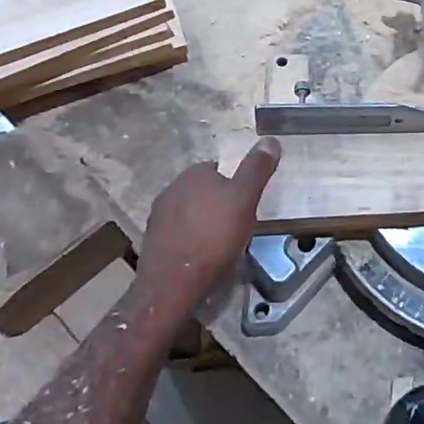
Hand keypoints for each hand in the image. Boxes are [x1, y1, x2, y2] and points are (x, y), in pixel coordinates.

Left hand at [131, 138, 281, 320]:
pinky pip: (179, 230)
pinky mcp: (153, 241)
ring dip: (204, 219)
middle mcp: (171, 189)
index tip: (246, 200)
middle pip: (204, 189)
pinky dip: (192, 236)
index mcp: (193, 174)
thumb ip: (257, 168)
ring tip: (222, 239)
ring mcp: (158, 216)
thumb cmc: (215, 235)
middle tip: (238, 219)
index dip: (235, 183)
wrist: (174, 284)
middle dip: (219, 200)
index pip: (218, 168)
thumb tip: (270, 139)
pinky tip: (203, 252)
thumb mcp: (246, 197)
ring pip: (191, 210)